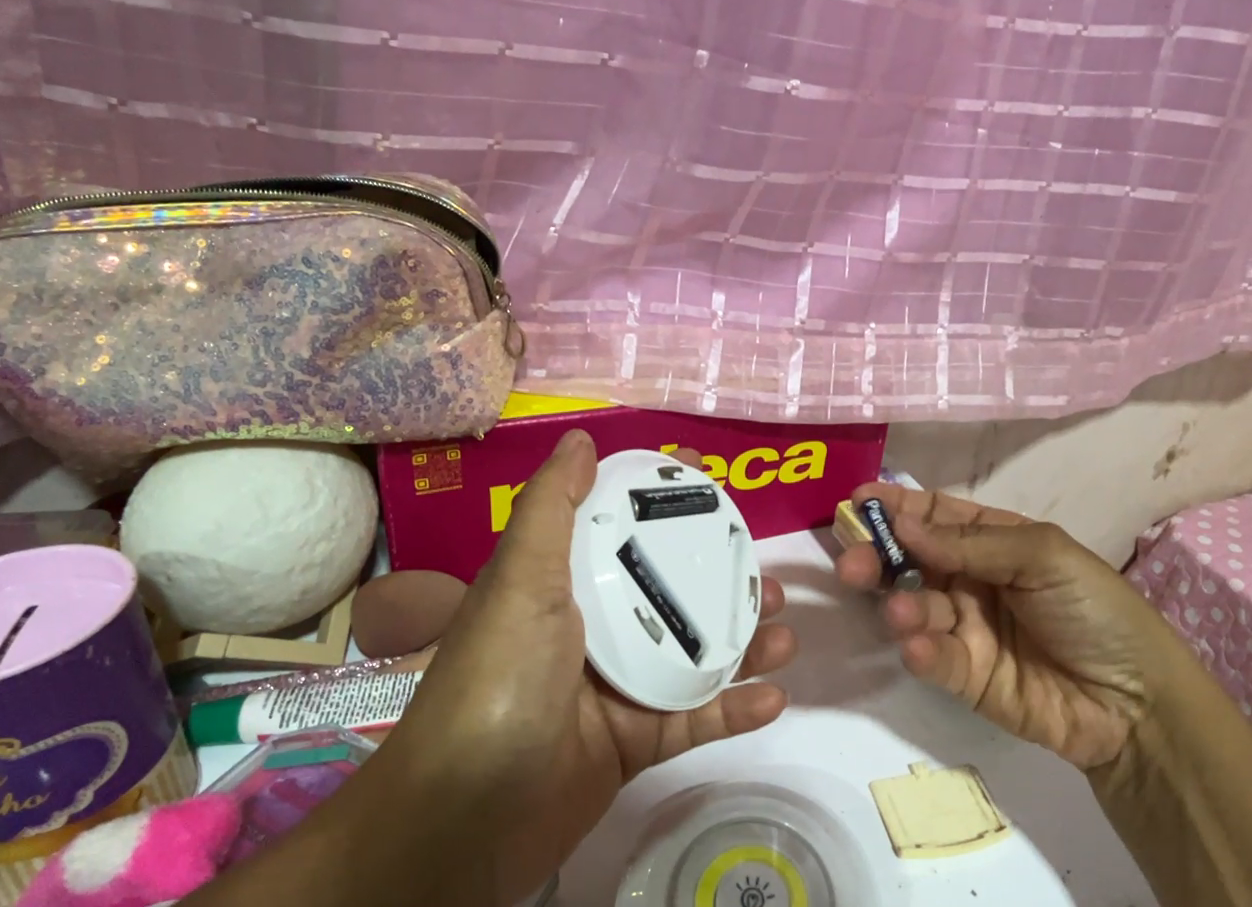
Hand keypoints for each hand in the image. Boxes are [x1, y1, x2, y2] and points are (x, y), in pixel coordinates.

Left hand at [380, 432, 796, 905]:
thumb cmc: (498, 676)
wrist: (468, 814)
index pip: (622, 528)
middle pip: (672, 593)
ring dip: (743, 644)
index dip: (663, 500)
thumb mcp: (520, 579)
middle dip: (723, 580)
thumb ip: (552, 509)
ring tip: (783, 632)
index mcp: (565, 585)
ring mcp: (618, 688)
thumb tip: (581, 438)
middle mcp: (594, 629)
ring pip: (695, 655)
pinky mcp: (635, 742)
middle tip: (767, 572)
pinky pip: (695, 720)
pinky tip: (773, 698)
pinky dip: (735, 710)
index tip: (710, 475)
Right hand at [837, 484, 1179, 768]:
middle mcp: (972, 579)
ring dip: (899, 604)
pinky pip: (932, 656)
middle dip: (878, 557)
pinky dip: (919, 649)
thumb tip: (904, 526)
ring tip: (900, 609)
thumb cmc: (1095, 609)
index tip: (858, 501)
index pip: (936, 516)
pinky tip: (918, 645)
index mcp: (995, 541)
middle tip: (850, 562)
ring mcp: (966, 628)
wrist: (1136, 701)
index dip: (898, 507)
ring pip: (915, 606)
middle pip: (912, 561)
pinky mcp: (964, 676)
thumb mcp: (1043, 555)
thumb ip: (971, 542)